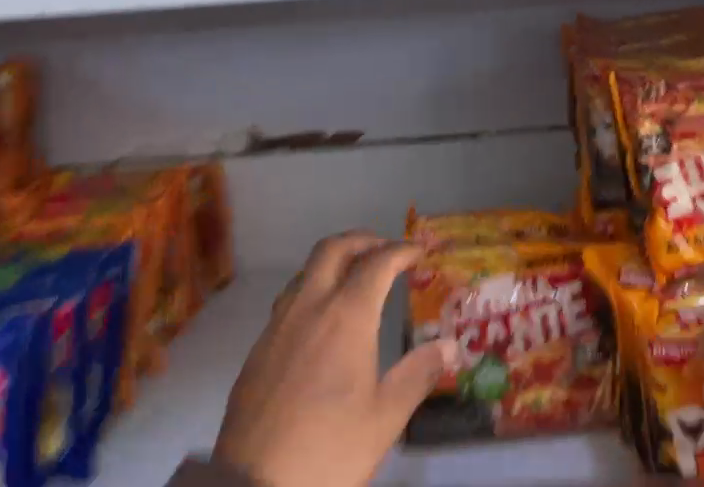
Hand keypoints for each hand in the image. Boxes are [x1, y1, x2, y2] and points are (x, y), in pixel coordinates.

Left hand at [216, 233, 457, 486]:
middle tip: (387, 251)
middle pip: (333, 249)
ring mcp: (278, 326)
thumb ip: (418, 373)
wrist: (255, 485)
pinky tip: (323, 320)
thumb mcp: (385, 417)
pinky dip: (313, 290)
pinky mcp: (258, 348)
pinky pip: (289, 300)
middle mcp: (309, 307)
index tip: (420, 252)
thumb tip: (449, 346)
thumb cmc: (329, 448)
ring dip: (335, 262)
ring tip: (357, 279)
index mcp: (346, 316)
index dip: (401, 250)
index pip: (377, 262)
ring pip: (306, 271)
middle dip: (364, 240)